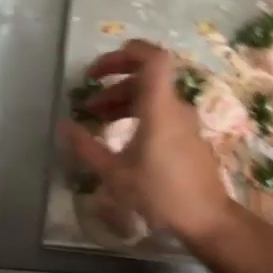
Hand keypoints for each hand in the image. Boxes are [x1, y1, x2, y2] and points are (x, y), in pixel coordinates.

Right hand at [65, 40, 234, 241]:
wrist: (208, 219)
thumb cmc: (161, 194)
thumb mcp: (116, 175)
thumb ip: (87, 148)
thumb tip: (64, 126)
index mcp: (159, 107)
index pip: (153, 57)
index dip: (126, 52)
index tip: (100, 69)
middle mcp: (174, 107)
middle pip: (146, 74)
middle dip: (115, 77)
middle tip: (89, 89)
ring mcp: (184, 121)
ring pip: (151, 94)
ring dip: (123, 98)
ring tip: (96, 116)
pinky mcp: (187, 135)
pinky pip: (160, 111)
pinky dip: (137, 112)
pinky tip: (119, 134)